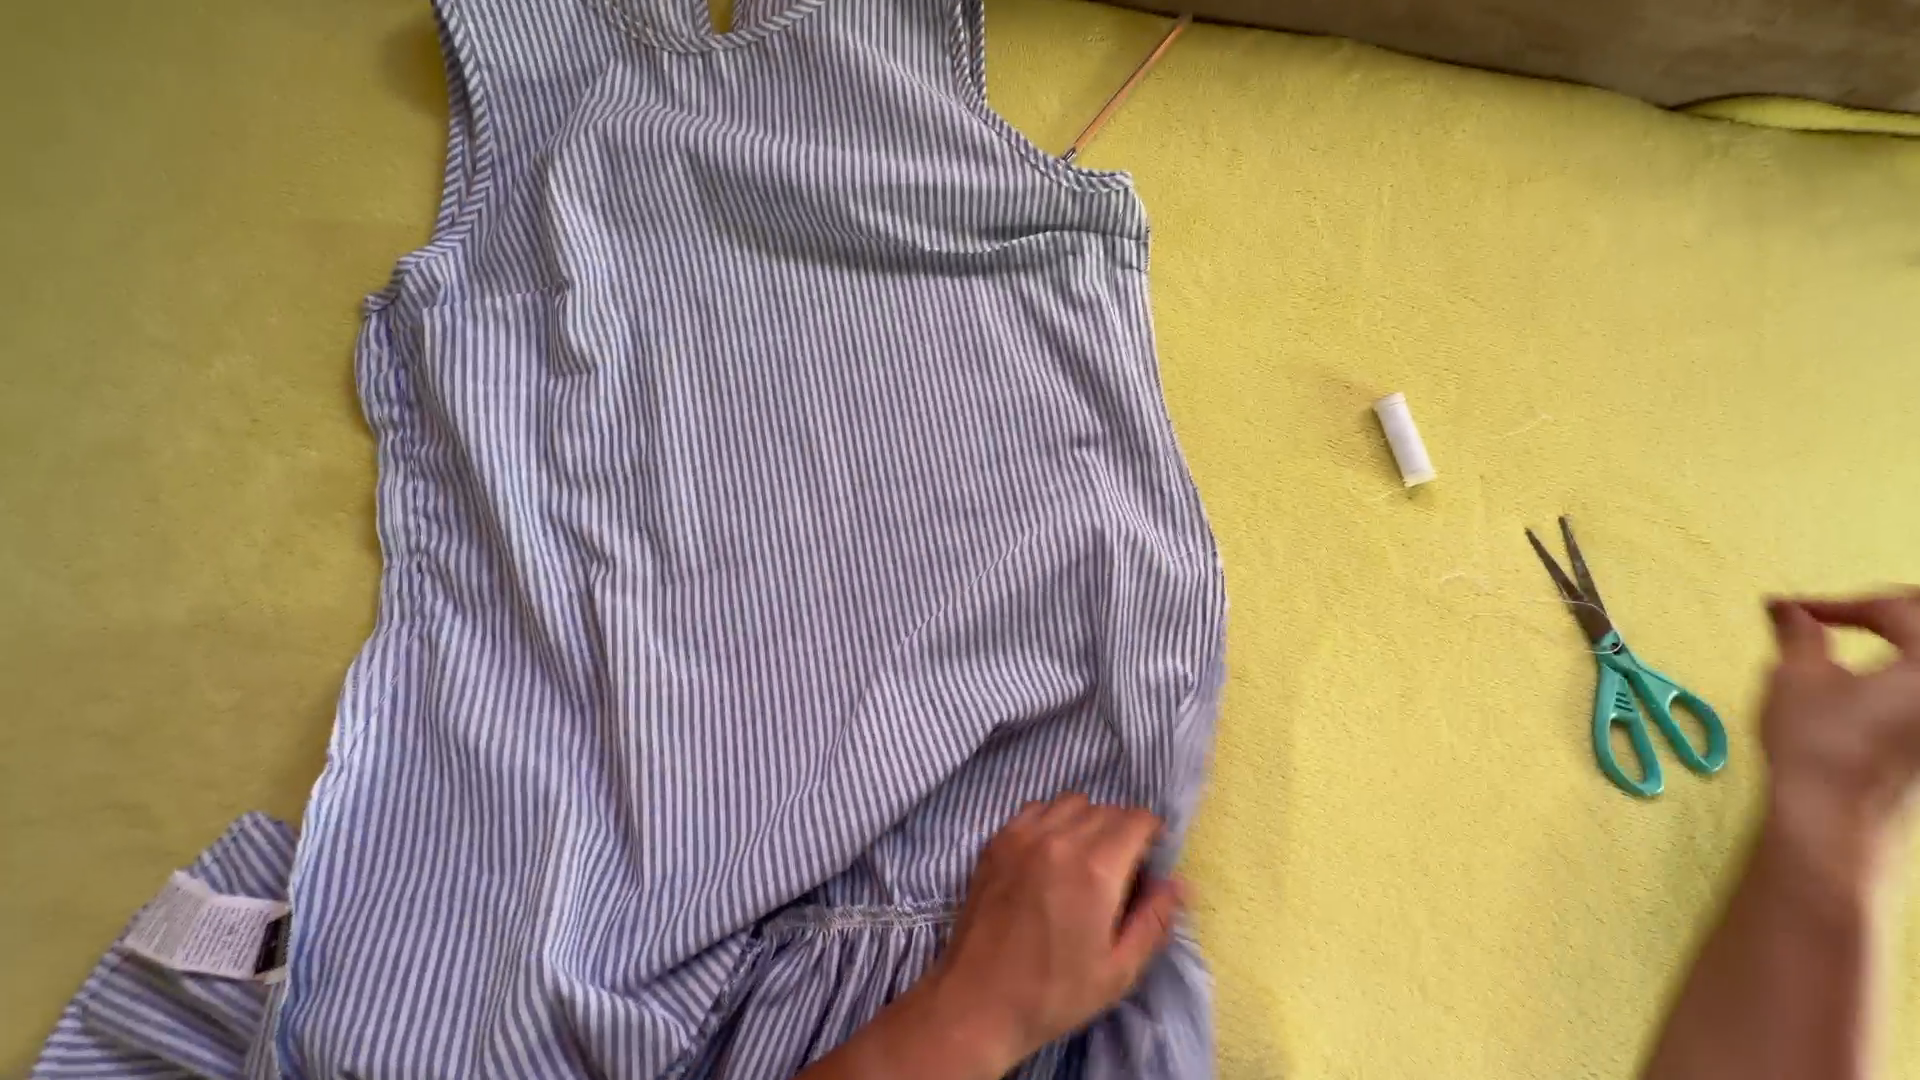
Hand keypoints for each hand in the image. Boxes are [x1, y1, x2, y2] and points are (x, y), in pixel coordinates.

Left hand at [917, 794, 1185, 1073]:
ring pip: (1071, 802)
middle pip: (1106, 809)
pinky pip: (1035, 809)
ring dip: (1088, 820)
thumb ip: (1155, 921)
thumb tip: (1179, 883)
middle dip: (1123, 831)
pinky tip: (1050, 854)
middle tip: (1120, 871)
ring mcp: (1022, 835)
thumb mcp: (1119, 970)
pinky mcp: (997, 840)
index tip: (1150, 861)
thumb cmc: (1054, 992)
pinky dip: (1051, 820)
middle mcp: (1059, 838)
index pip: (1136, 819)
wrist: (978, 1000)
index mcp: (1094, 868)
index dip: (1152, 835)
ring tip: (1085, 859)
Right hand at [1760, 591, 1919, 873]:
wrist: (1838, 811)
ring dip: (1905, 639)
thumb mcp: (1796, 677)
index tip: (1789, 609)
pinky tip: (1887, 677)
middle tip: (1839, 612)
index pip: (1893, 609)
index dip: (1836, 603)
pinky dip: (1909, 669)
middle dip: (1889, 610)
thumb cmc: (1815, 739)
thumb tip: (1788, 608)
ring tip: (1869, 637)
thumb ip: (1800, 633)